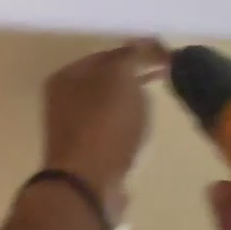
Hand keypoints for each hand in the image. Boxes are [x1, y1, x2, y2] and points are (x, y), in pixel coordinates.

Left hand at [41, 40, 169, 219]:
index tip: (168, 58)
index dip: (138, 53)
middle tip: (167, 78)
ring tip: (157, 106)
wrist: (87, 186)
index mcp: (65, 77)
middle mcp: (62, 102)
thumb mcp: (121, 78)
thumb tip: (145, 43)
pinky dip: (127, 131)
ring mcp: (72, 132)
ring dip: (132, 106)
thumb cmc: (103, 125)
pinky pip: (112, 135)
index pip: (107, 55)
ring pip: (109, 110)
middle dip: (135, 79)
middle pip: (106, 83)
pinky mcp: (86, 158)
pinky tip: (142, 135)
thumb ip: (133, 56)